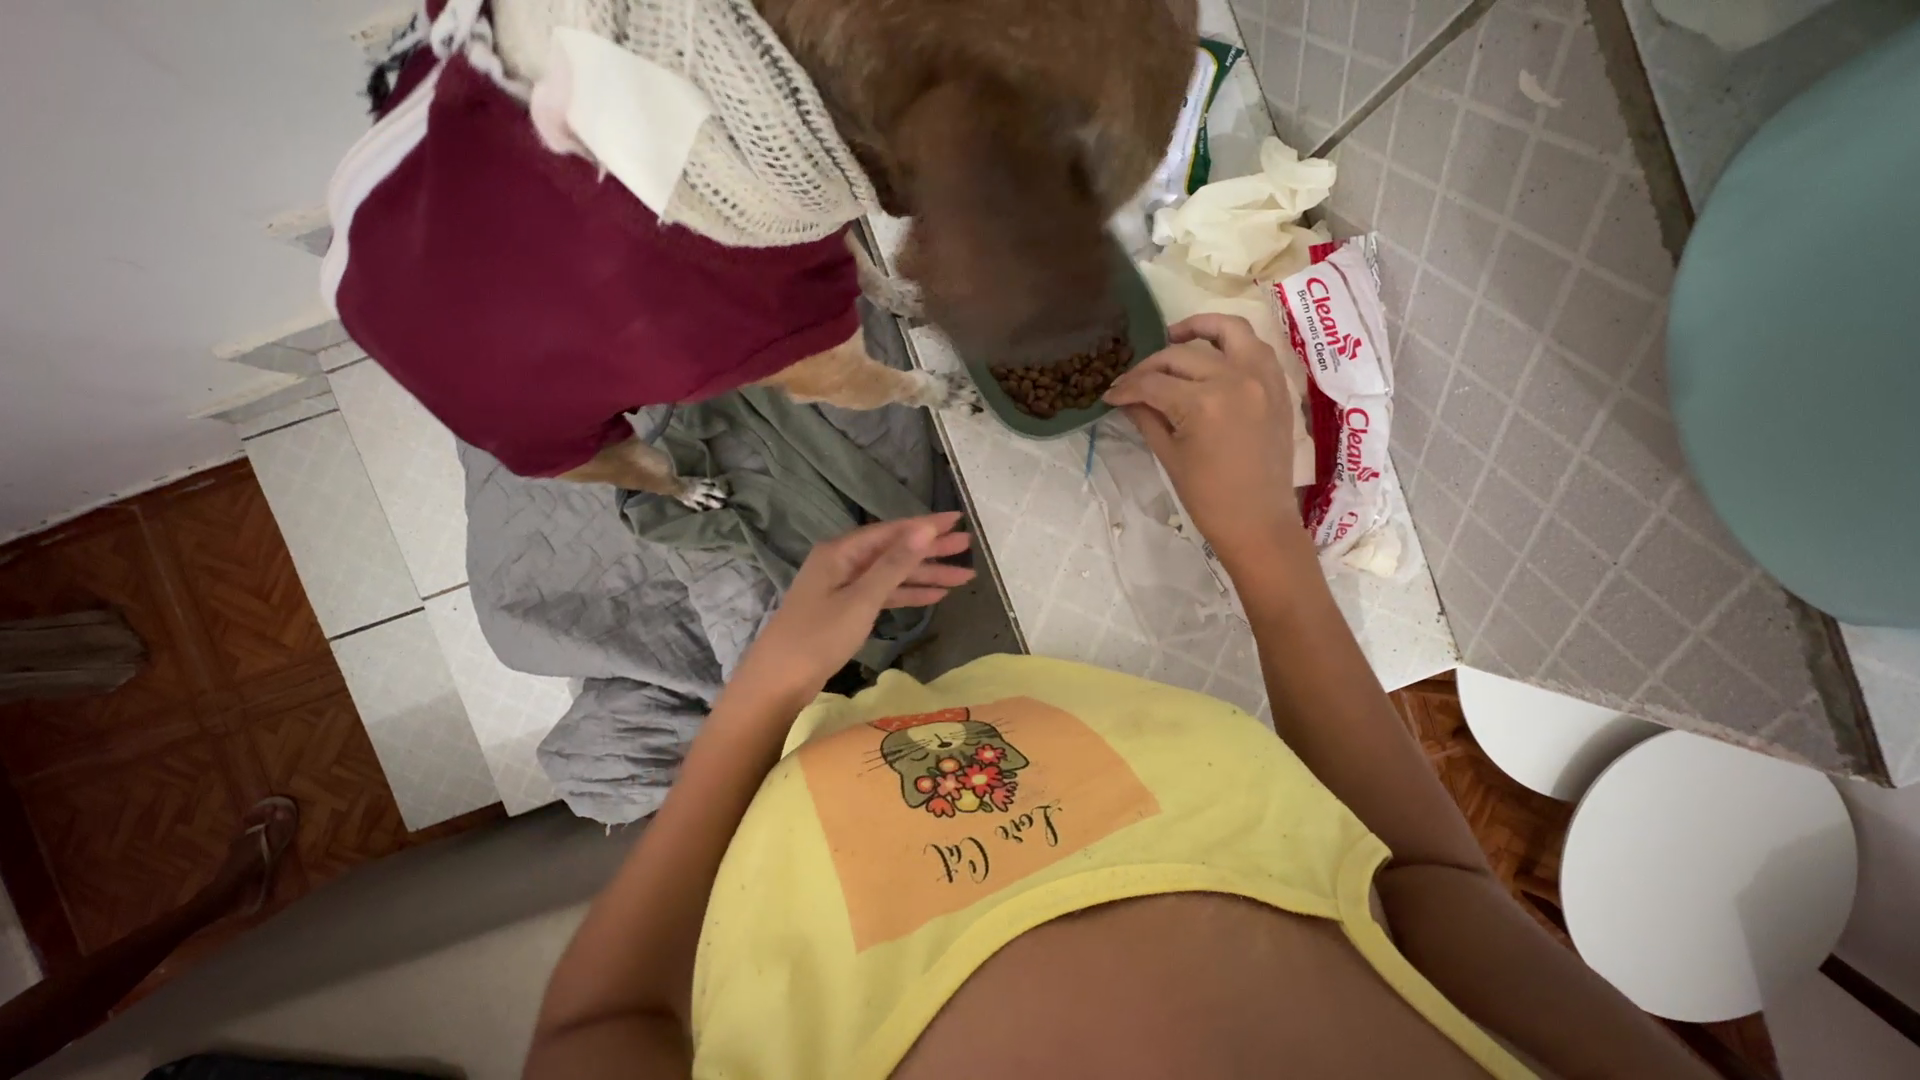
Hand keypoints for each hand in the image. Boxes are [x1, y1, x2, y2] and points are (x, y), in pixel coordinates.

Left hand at [737, 513, 974, 698]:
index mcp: (841, 552)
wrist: (780, 680)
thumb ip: (894, 564)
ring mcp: (843, 586)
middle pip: (893, 551)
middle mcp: (842, 562)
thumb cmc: (818, 637)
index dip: (926, 526)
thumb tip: (924, 530)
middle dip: (931, 550)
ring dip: (925, 575)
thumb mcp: (862, 599)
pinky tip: (935, 596)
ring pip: (892, 574)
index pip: (891, 531)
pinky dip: (908, 594)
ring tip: (963, 577)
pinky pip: (883, 594)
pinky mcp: (845, 610)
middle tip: (967, 546)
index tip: (958, 521)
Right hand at [1104, 313, 1302, 570]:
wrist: (1258, 521)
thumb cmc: (1208, 497)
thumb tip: (1124, 397)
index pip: (1153, 383)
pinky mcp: (1278, 385)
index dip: (1126, 388)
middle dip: (1150, 366)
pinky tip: (1213, 353)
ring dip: (1198, 329)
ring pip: (1227, 331)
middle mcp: (1234, 379)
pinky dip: (1232, 342)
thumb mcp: (1169, 455)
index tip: (1110, 394)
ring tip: (1175, 337)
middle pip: (1181, 356)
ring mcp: (1261, 378)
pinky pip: (1256, 346)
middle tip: (1133, 381)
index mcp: (1203, 403)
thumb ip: (1146, 417)